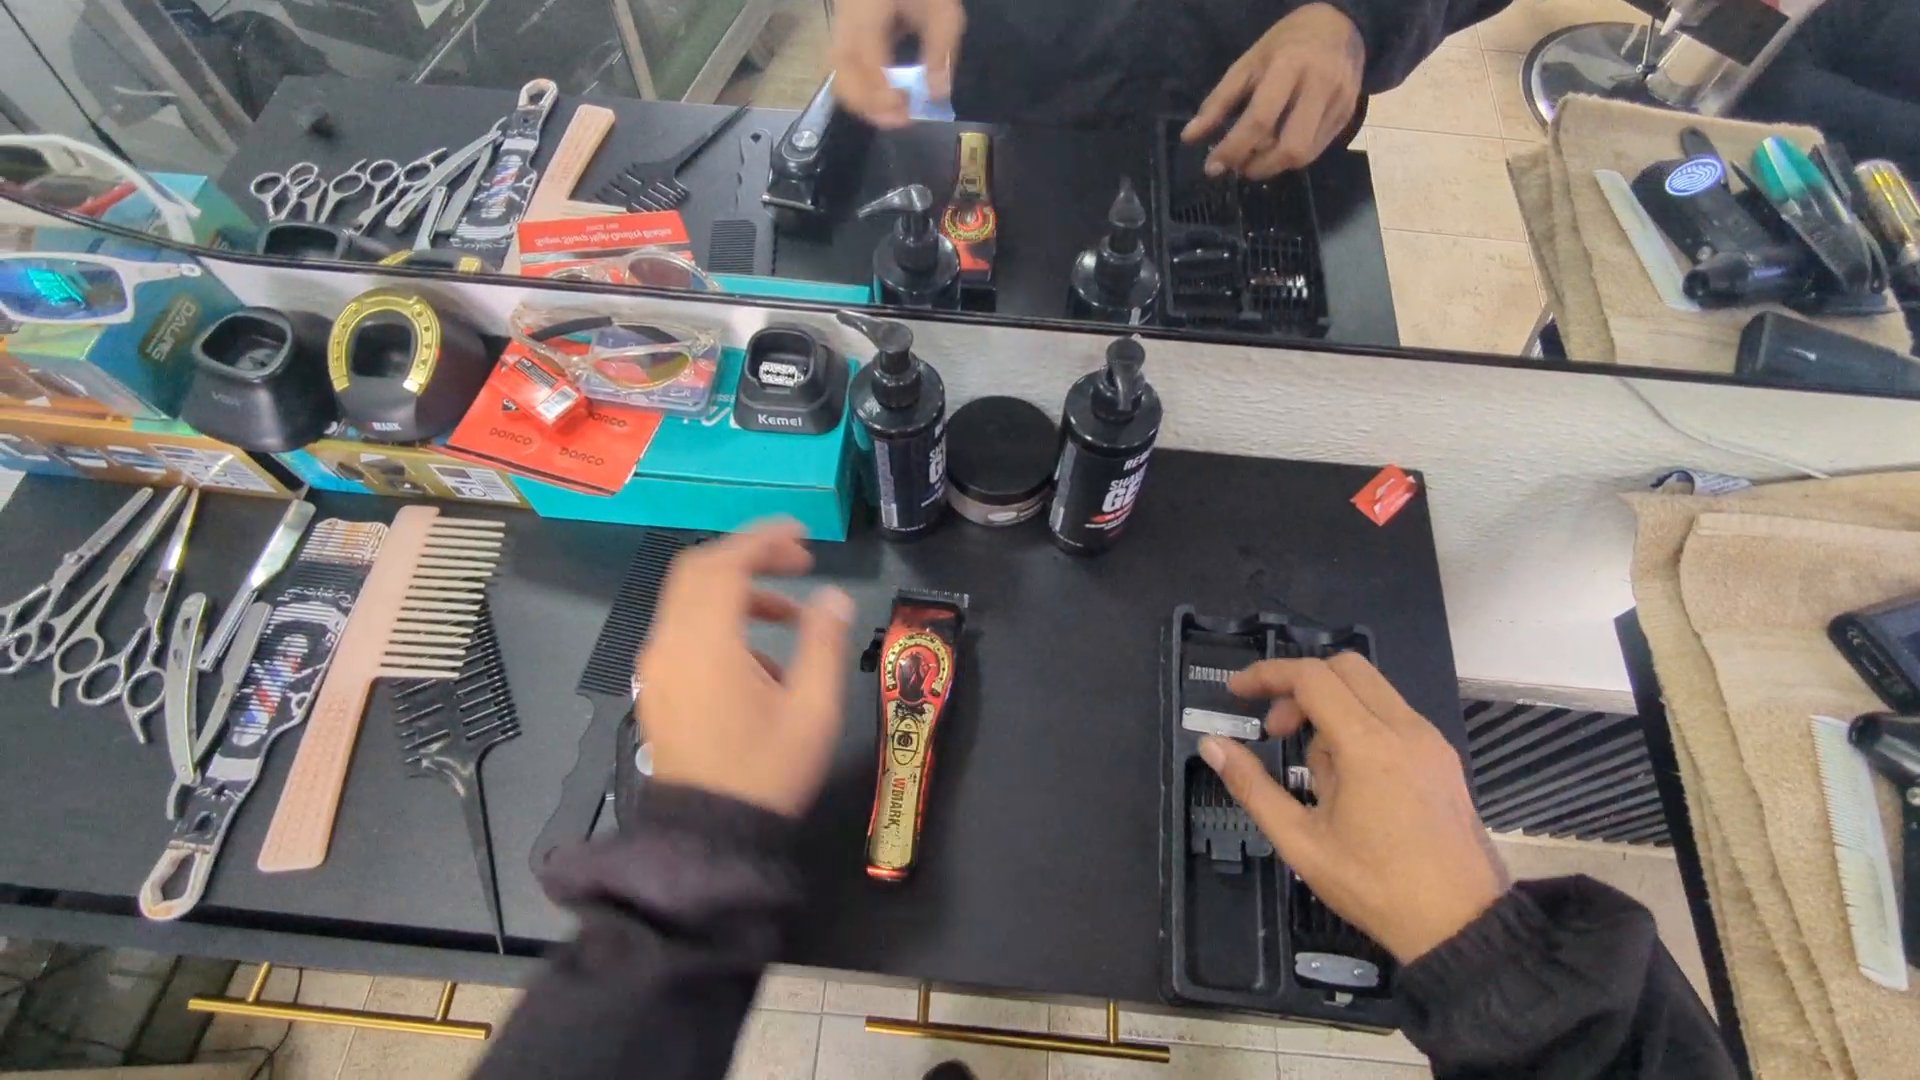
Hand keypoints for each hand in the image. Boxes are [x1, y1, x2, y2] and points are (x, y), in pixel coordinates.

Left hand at [636, 521, 855, 818]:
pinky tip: (759, 658)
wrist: (709, 837)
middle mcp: (671, 645)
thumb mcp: (813, 709)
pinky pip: (684, 630)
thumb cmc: (767, 772)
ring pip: (689, 600)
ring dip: (737, 590)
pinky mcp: (657, 686)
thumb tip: (834, 597)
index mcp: (707, 644)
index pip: (725, 565)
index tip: (802, 535)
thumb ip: (824, 642)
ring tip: (789, 614)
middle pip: (700, 571)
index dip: (763, 539)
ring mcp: (658, 667)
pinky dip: (720, 620)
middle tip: (799, 564)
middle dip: (750, 557)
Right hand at [831, 0, 966, 128]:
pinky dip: (863, 92)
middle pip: (842, 69)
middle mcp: (846, 15)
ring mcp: (841, 25)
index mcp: (868, 5)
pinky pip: (844, 70)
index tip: (906, 110)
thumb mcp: (944, 11)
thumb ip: (940, 52)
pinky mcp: (844, 34)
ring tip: (895, 112)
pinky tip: (887, 98)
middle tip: (901, 118)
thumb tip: (936, 94)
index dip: (883, 88)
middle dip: (871, 103)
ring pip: (838, 73)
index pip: (866, 54)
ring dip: (865, 102)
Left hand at [1181, 3, 1364, 178]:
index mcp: (1290, 66)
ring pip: (1304, 156)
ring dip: (1273, 166)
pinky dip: (1289, 158)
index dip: (1233, 150)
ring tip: (1256, 156)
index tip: (1212, 167)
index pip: (1260, 120)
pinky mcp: (1347, 114)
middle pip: (1290, 148)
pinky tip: (1277, 146)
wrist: (1342, 24)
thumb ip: (1218, 102)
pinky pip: (1315, 151)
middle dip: (1258, 166)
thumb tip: (1189, 137)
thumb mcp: (1247, 64)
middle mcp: (1320, 85)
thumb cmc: (1286, 44)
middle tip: (1239, 164)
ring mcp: (1339, 102)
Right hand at [1198, 655, 1507, 962]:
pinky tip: (1348, 777)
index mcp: (1368, 746)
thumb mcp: (1300, 842)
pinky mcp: (1442, 758)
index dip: (1266, 674)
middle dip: (1298, 685)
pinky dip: (1357, 723)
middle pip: (1344, 667)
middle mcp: (1405, 729)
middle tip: (1275, 729)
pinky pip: (1390, 715)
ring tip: (1313, 771)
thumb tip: (1211, 745)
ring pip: (1369, 689)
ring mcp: (1430, 741)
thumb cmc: (1375, 887)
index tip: (1236, 691)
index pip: (1311, 677)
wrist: (1464, 930)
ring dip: (1328, 707)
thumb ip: (1251, 786)